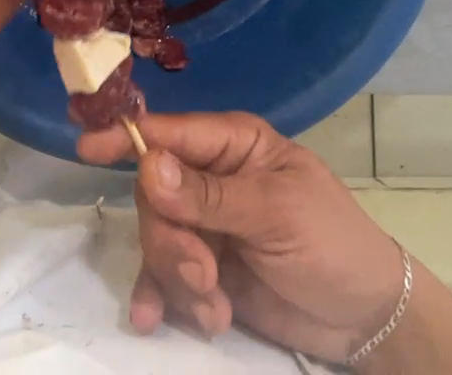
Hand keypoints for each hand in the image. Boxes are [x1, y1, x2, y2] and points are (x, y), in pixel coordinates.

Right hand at [79, 112, 405, 364]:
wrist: (366, 320)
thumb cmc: (332, 244)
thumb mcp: (276, 214)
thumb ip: (209, 195)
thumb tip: (148, 165)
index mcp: (233, 145)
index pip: (169, 132)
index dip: (126, 137)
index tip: (85, 148)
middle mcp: (211, 178)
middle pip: (153, 194)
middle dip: (169, 239)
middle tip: (202, 273)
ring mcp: (205, 225)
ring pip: (156, 238)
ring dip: (175, 277)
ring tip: (212, 307)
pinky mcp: (203, 268)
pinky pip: (161, 277)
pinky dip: (160, 298)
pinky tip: (156, 321)